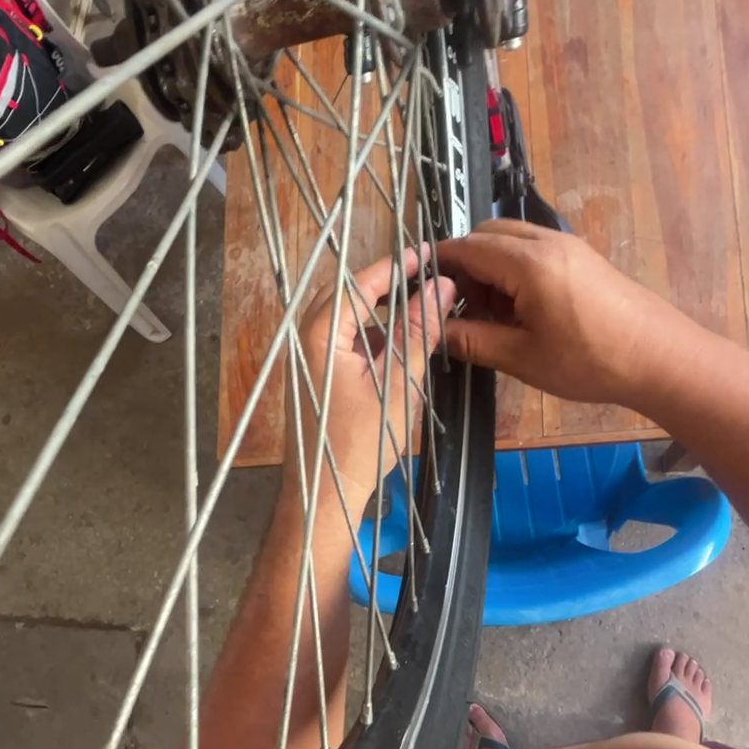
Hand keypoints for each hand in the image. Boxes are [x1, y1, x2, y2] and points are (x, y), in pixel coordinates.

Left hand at [290, 247, 455, 506]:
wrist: (326, 496)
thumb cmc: (362, 444)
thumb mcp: (399, 385)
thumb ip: (419, 332)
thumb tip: (443, 287)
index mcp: (319, 334)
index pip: (360, 283)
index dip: (397, 265)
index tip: (428, 252)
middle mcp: (305, 338)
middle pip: (348, 295)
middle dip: (387, 286)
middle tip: (427, 279)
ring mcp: (306, 359)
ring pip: (345, 319)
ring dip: (380, 313)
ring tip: (420, 310)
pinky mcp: (314, 377)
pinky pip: (343, 342)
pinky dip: (370, 338)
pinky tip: (399, 346)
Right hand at [435, 220, 709, 410]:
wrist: (660, 359)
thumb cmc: (589, 361)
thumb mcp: (522, 358)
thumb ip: (473, 341)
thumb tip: (435, 334)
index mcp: (529, 263)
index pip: (468, 248)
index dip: (439, 264)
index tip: (419, 287)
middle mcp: (548, 242)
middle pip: (489, 234)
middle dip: (465, 264)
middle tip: (460, 308)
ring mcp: (569, 246)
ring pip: (512, 239)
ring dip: (490, 267)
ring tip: (490, 314)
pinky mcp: (582, 257)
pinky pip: (534, 249)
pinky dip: (514, 269)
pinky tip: (519, 309)